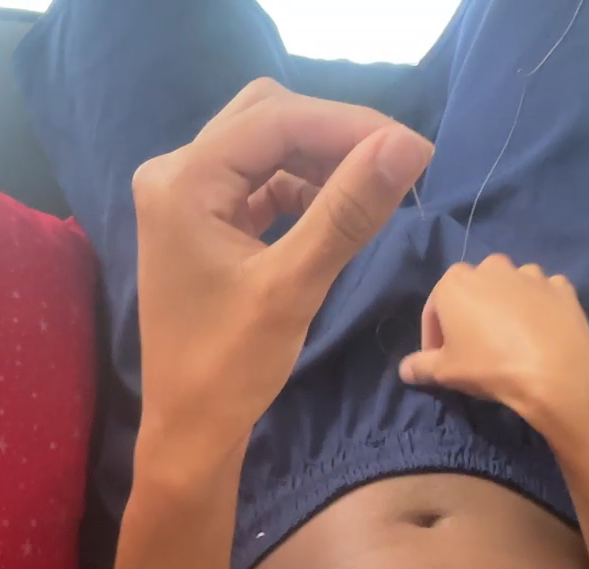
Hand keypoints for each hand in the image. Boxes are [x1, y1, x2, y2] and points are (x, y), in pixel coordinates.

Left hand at [133, 78, 432, 462]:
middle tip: (393, 166)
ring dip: (318, 163)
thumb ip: (346, 213)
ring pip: (263, 152)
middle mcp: (175, 176)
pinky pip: (256, 187)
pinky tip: (331, 212)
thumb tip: (406, 146)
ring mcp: (185, 201)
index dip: (350, 126)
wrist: (191, 428)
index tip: (414, 150)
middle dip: (333, 137)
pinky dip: (298, 191)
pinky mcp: (201, 226)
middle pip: (265, 121)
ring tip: (368, 191)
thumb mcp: (292, 288)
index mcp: (183, 182)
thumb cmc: (231, 368)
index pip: (276, 120)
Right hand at [398, 256, 588, 444]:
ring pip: (507, 291)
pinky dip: (536, 311)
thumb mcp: (445, 372)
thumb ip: (421, 366)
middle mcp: (490, 267)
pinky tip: (538, 336)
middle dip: (468, 319)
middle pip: (471, 295)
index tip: (439, 363)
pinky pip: (540, 297)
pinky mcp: (560, 286)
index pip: (433, 311)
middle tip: (473, 352)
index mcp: (455, 282)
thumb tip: (404, 369)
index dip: (433, 340)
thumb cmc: (489, 366)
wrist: (556, 369)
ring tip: (509, 344)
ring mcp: (529, 273)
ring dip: (503, 311)